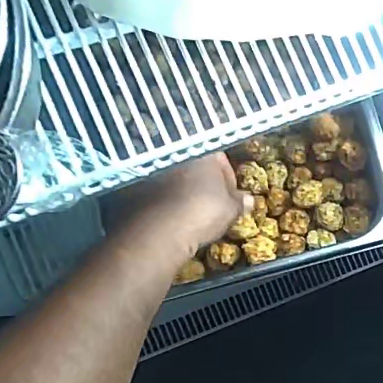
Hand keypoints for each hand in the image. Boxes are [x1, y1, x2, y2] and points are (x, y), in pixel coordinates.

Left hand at [122, 153, 251, 265]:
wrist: (161, 230)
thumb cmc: (203, 211)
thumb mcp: (231, 209)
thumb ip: (241, 202)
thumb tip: (250, 200)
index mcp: (203, 152)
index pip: (221, 160)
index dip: (228, 181)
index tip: (231, 198)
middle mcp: (176, 154)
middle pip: (194, 167)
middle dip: (202, 184)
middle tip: (210, 205)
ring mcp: (152, 168)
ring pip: (173, 178)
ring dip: (182, 191)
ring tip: (189, 214)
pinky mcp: (133, 185)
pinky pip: (155, 191)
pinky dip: (164, 201)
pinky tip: (171, 219)